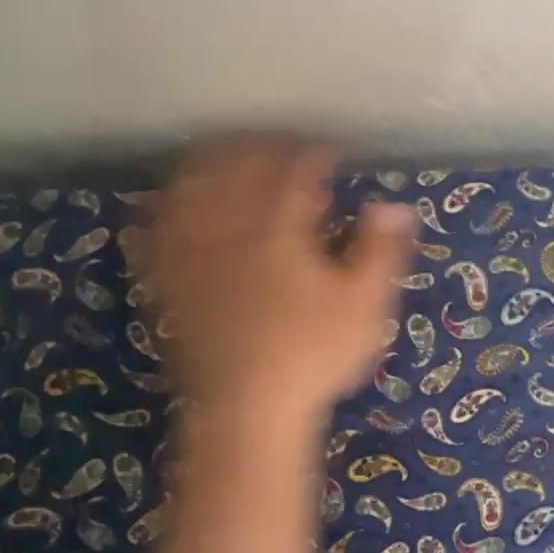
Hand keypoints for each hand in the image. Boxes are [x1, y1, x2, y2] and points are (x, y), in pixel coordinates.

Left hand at [146, 139, 415, 423]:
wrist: (247, 404)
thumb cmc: (316, 352)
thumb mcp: (366, 304)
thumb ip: (380, 251)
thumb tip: (396, 207)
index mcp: (278, 227)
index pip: (294, 172)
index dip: (313, 156)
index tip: (331, 153)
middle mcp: (226, 226)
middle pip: (234, 168)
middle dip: (258, 151)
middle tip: (280, 148)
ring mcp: (189, 250)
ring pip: (190, 187)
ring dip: (210, 166)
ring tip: (228, 161)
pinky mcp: (165, 277)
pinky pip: (157, 225)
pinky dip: (169, 205)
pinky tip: (174, 205)